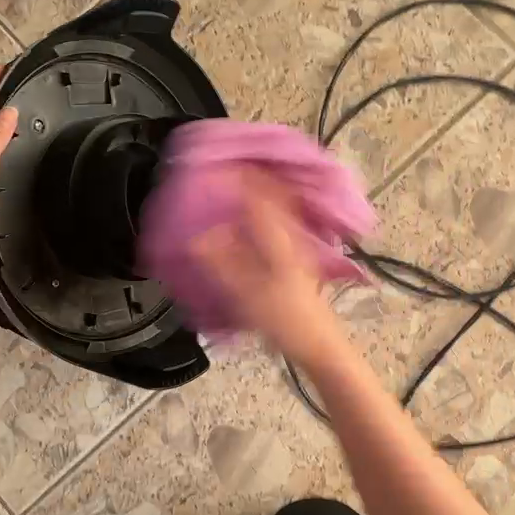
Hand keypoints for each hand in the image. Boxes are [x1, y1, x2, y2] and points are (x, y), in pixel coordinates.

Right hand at [192, 173, 350, 366]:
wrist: (320, 346)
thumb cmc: (286, 320)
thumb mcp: (245, 293)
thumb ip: (219, 263)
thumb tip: (195, 239)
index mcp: (280, 237)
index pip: (261, 194)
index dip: (241, 177)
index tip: (219, 168)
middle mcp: (292, 235)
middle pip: (274, 196)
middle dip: (250, 182)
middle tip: (225, 175)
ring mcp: (298, 248)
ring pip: (278, 211)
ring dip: (258, 198)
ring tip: (233, 193)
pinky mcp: (298, 262)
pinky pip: (278, 227)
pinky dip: (262, 218)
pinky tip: (247, 226)